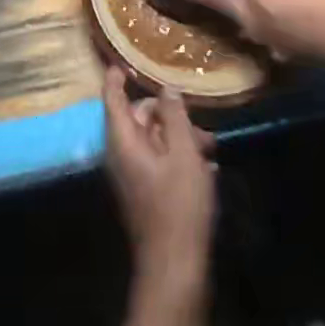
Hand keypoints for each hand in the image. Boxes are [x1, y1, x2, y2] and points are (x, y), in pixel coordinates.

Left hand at [102, 67, 215, 278]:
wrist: (174, 264)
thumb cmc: (178, 205)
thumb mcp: (184, 155)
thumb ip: (175, 118)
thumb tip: (166, 88)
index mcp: (122, 141)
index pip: (113, 99)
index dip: (116, 78)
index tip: (123, 61)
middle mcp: (119, 154)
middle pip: (138, 119)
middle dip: (169, 116)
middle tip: (202, 126)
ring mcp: (130, 174)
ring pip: (152, 140)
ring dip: (179, 139)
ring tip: (211, 150)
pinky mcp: (143, 190)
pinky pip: (157, 161)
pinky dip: (178, 158)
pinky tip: (206, 169)